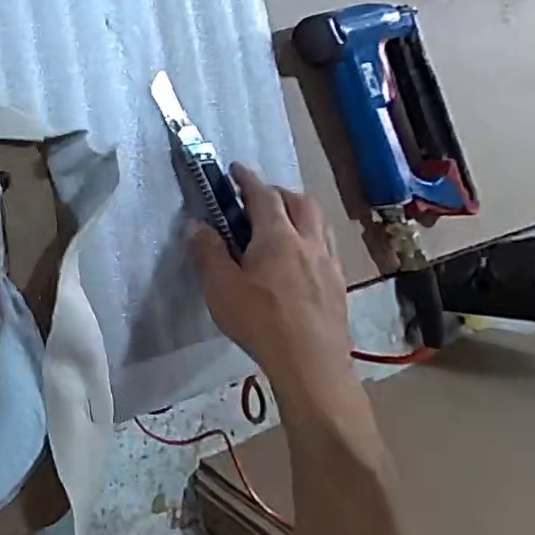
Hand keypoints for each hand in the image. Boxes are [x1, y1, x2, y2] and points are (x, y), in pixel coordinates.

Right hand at [189, 164, 350, 397]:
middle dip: (278, 192)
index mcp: (277, 237)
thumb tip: (196, 225)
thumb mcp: (221, 288)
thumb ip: (208, 252)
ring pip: (319, 222)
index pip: (263, 195)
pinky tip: (300, 260)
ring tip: (282, 224)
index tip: (236, 169)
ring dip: (300, 212)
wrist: (311, 365)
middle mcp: (308, 242)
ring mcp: (328, 263)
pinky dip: (312, 239)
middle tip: (257, 199)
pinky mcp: (338, 285)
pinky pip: (327, 247)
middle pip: (300, 201)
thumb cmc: (260, 322)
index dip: (248, 179)